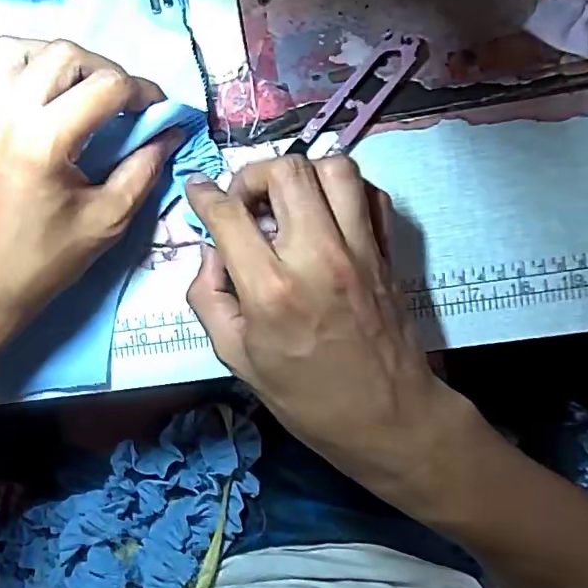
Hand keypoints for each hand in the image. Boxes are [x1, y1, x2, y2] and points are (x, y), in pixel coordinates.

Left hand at [0, 38, 179, 345]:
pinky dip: (5, 66)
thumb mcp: (108, 219)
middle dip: (104, 69)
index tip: (157, 111)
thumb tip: (171, 132)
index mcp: (43, 140)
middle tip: (121, 101)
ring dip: (54, 59)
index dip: (143, 92)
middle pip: (62, 54)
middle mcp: (4, 113)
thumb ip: (144, 169)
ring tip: (75, 88)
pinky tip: (28, 87)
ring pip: (14, 48)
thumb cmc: (46, 259)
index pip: (105, 86)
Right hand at [184, 155, 469, 494]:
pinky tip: (328, 215)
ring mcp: (360, 250)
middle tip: (246, 202)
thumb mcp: (238, 360)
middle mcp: (318, 257)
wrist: (388, 419)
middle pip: (287, 171)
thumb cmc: (308, 399)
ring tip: (288, 202)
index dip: (204, 194)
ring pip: (335, 168)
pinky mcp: (387, 252)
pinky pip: (371, 194)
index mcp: (272, 290)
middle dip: (253, 174)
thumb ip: (210, 299)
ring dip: (303, 174)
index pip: (230, 214)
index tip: (199, 192)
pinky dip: (345, 191)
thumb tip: (211, 251)